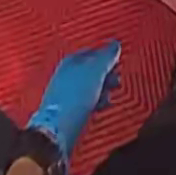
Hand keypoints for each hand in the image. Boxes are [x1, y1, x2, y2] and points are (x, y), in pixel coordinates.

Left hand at [27, 39, 121, 161]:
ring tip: (109, 95)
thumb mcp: (96, 70)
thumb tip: (115, 45)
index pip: (92, 52)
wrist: (58, 130)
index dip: (106, 55)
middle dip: (106, 74)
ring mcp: (65, 94)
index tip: (117, 60)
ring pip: (89, 87)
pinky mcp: (67, 112)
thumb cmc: (75, 97)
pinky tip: (100, 106)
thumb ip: (107, 56)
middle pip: (91, 70)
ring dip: (102, 90)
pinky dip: (95, 102)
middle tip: (116, 79)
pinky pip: (85, 102)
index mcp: (71, 60)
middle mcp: (66, 75)